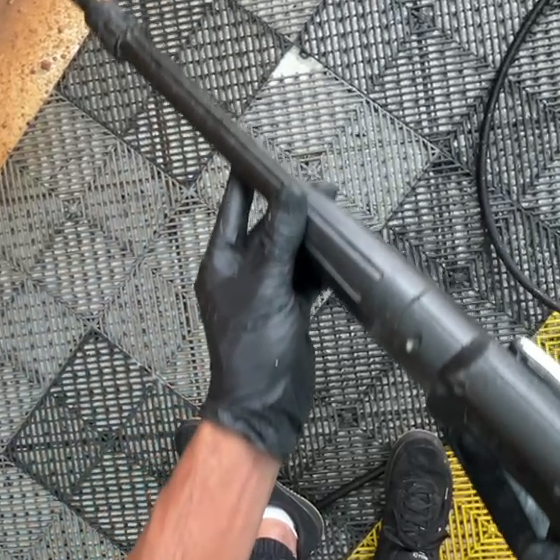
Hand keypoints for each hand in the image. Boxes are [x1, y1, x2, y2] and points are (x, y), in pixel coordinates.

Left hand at [194, 174, 318, 460]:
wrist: (264, 403)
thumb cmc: (251, 348)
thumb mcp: (267, 285)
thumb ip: (281, 238)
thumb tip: (293, 194)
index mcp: (222, 262)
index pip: (234, 209)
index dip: (248, 181)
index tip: (262, 155)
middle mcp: (241, 272)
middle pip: (268, 228)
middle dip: (292, 209)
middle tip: (322, 190)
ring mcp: (265, 290)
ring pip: (289, 251)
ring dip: (310, 237)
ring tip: (336, 217)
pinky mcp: (287, 307)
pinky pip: (304, 276)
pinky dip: (319, 266)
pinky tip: (337, 255)